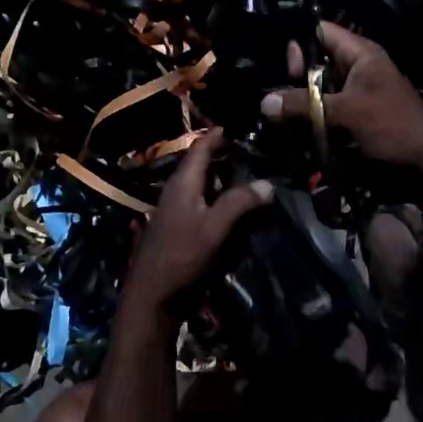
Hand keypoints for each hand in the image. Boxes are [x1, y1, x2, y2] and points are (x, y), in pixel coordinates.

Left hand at [123, 130, 273, 310]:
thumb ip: (240, 202)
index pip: (200, 148)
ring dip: (225, 181)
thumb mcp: (215, 227)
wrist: (154, 295)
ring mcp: (177, 212)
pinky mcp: (180, 231)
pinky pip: (203, 207)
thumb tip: (268, 183)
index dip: (219, 135)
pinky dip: (220, 202)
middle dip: (226, 158)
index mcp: (182, 183)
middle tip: (255, 154)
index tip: (241, 127)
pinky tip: (237, 211)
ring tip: (252, 179)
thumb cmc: (182, 256)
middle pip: (202, 166)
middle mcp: (177, 192)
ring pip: (203, 187)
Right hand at [259, 21, 422, 169]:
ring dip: (299, 102)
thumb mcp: (347, 111)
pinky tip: (291, 127)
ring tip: (275, 113)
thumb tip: (264, 102)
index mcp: (360, 54)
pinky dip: (310, 118)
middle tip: (273, 95)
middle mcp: (355, 69)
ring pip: (317, 89)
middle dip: (293, 77)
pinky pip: (324, 111)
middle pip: (315, 62)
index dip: (300, 44)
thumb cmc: (392, 127)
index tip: (286, 69)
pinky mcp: (352, 117)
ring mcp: (354, 94)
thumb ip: (305, 104)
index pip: (321, 32)